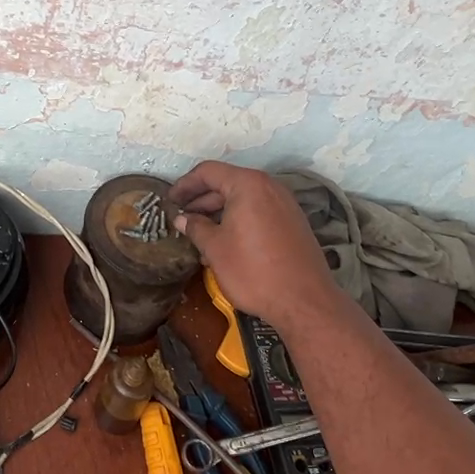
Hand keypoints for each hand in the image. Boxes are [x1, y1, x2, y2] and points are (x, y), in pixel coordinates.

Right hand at [168, 161, 342, 328]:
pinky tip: (225, 241)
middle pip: (227, 183)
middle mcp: (269, 187)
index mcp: (248, 184)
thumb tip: (182, 219)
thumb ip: (196, 227)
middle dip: (201, 199)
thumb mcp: (216, 248)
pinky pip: (259, 212)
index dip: (185, 184)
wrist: (305, 302)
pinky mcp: (293, 224)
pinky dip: (239, 219)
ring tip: (199, 231)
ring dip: (219, 211)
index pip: (208, 172)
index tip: (169, 200)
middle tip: (181, 216)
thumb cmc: (254, 270)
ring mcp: (285, 205)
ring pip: (244, 199)